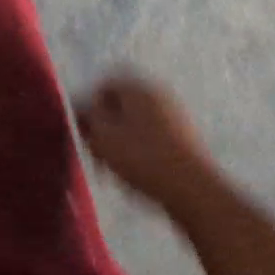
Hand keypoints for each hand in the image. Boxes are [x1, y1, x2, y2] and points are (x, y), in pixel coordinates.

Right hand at [76, 73, 214, 212]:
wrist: (194, 191)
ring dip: (122, 141)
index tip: (82, 130)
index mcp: (137, 85)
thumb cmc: (142, 157)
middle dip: (105, 125)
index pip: (103, 83)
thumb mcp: (102, 136)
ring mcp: (176, 116)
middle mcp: (158, 93)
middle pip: (121, 104)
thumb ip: (86, 117)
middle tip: (96, 150)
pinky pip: (154, 139)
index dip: (87, 105)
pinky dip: (142, 151)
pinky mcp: (186, 141)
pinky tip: (137, 173)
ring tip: (115, 166)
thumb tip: (80, 107)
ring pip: (138, 123)